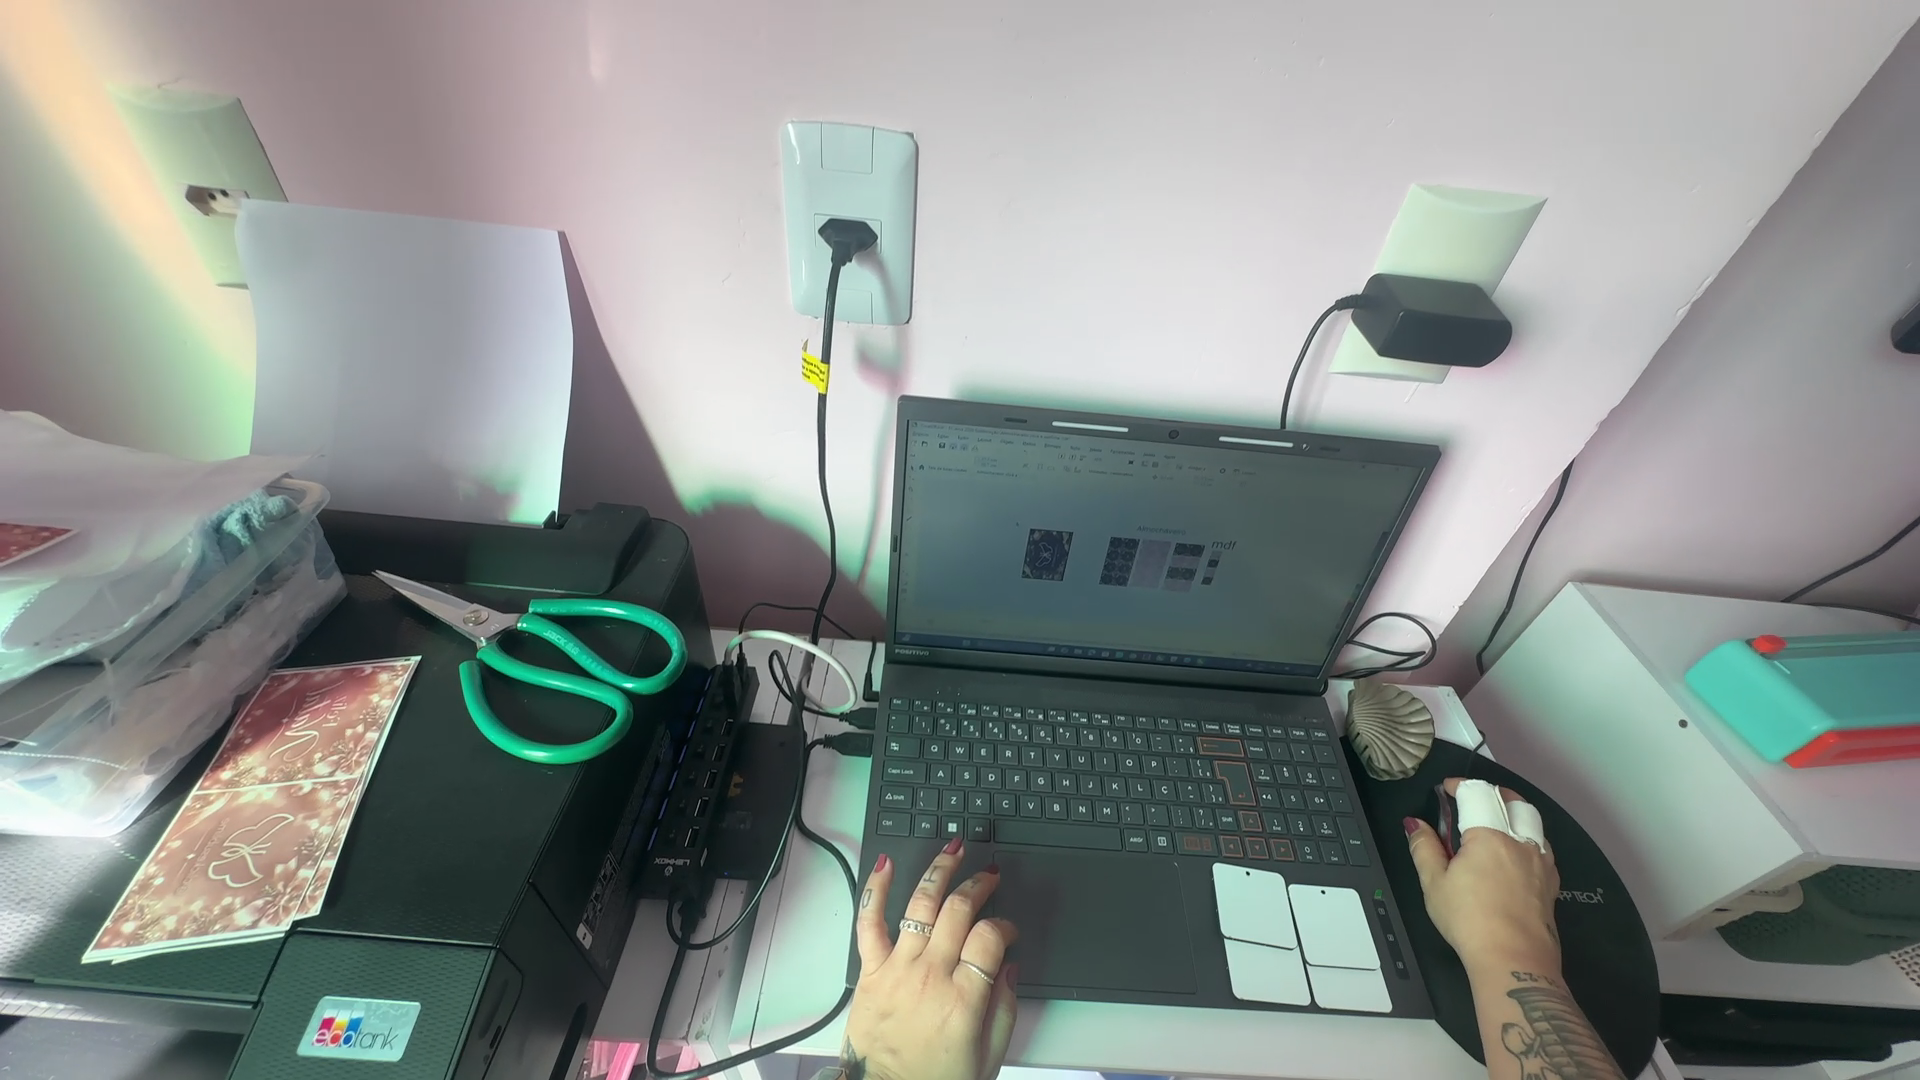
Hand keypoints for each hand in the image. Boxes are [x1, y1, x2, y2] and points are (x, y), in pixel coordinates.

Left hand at [842, 839, 1018, 1079]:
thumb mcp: (987, 1059)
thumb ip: (1004, 1010)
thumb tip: (1009, 968)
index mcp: (963, 1001)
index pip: (990, 939)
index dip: (1005, 927)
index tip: (1008, 930)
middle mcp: (930, 976)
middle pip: (959, 910)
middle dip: (979, 885)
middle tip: (989, 876)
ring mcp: (897, 969)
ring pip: (921, 905)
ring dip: (940, 871)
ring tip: (954, 850)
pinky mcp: (870, 970)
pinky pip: (870, 922)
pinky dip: (876, 889)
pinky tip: (887, 863)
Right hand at [1404, 778, 1560, 975]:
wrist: (1514, 962)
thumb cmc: (1470, 921)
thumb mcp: (1433, 881)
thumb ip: (1424, 846)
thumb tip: (1415, 825)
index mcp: (1491, 837)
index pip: (1477, 794)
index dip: (1459, 785)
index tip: (1446, 789)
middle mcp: (1522, 844)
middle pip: (1514, 802)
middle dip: (1491, 792)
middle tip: (1471, 797)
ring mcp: (1542, 864)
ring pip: (1535, 822)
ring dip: (1513, 812)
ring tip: (1492, 821)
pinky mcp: (1551, 884)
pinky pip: (1542, 846)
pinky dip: (1527, 836)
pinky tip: (1511, 852)